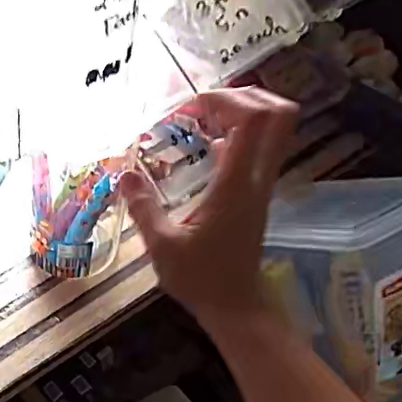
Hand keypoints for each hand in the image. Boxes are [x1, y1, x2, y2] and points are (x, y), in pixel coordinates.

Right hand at [121, 87, 299, 331]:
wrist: (234, 305)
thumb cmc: (200, 279)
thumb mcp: (162, 247)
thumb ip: (144, 209)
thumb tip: (124, 175)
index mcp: (235, 186)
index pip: (251, 120)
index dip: (224, 99)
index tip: (188, 108)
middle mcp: (256, 178)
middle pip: (277, 113)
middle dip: (242, 96)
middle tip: (203, 106)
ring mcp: (261, 185)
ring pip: (276, 128)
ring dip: (245, 111)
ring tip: (206, 118)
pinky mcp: (257, 194)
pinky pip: (262, 147)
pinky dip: (242, 133)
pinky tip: (211, 144)